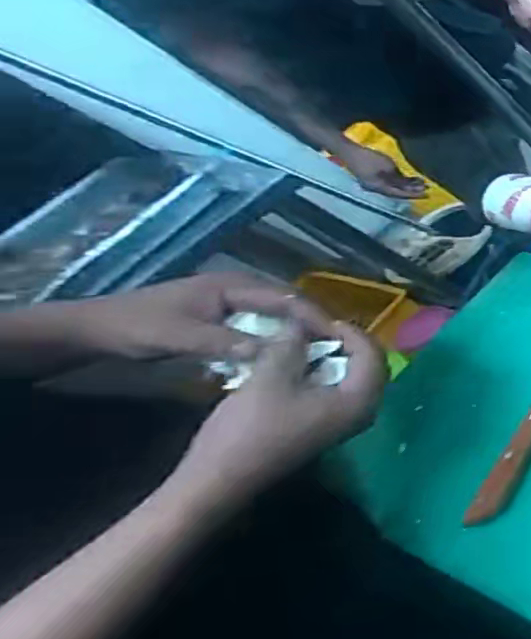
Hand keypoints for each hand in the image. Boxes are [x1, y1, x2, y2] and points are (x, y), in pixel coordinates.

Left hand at [62, 274, 335, 362]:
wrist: (85, 330)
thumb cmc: (131, 327)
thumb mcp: (176, 337)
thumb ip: (224, 343)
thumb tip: (275, 353)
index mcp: (235, 285)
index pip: (288, 299)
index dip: (315, 317)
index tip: (338, 337)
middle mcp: (241, 287)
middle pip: (290, 305)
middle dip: (313, 324)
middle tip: (334, 347)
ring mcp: (234, 300)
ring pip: (279, 314)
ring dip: (297, 332)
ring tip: (317, 351)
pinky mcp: (226, 314)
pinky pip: (263, 323)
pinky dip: (277, 337)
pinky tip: (284, 353)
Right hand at [172, 319, 384, 505]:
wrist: (215, 483)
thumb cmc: (247, 430)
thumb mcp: (269, 380)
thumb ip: (291, 348)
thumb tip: (301, 325)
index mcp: (362, 399)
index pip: (372, 354)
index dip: (351, 333)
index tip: (324, 320)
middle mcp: (365, 410)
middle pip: (368, 366)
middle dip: (345, 345)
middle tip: (316, 330)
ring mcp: (346, 422)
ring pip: (351, 379)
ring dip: (331, 360)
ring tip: (304, 343)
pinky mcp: (326, 428)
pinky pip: (336, 393)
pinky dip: (322, 376)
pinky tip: (296, 367)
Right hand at [334, 141, 427, 198]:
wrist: (350, 151)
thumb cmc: (369, 159)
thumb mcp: (388, 169)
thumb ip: (400, 180)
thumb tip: (411, 188)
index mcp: (379, 188)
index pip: (400, 194)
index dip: (414, 195)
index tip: (427, 195)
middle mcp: (378, 188)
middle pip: (398, 192)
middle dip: (413, 190)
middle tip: (428, 188)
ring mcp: (376, 183)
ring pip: (396, 187)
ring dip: (409, 186)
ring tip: (422, 183)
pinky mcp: (375, 177)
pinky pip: (391, 182)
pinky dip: (402, 181)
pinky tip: (412, 179)